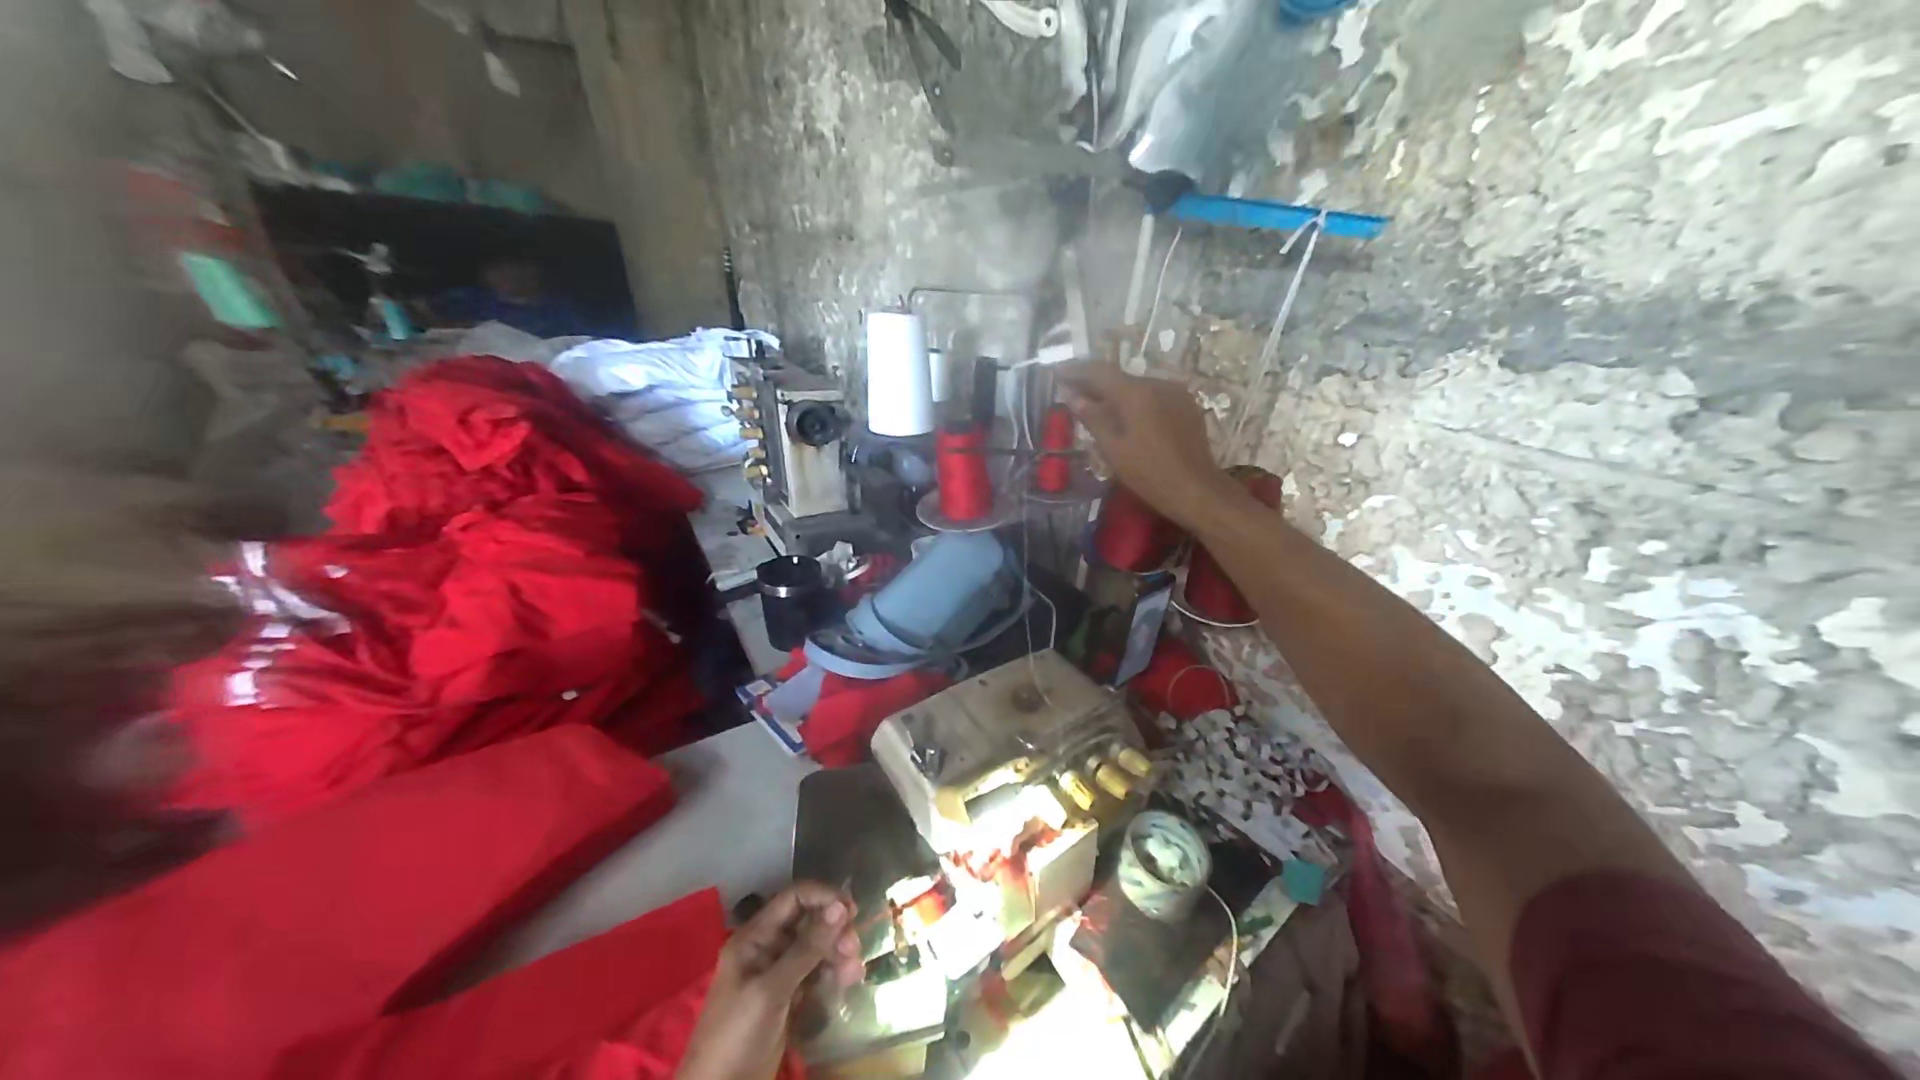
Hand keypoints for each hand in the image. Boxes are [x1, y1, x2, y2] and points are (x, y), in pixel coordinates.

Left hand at [676, 883, 861, 1079]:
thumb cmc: (736, 1037)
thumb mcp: (771, 990)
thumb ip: (806, 948)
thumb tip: (840, 906)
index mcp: (754, 938)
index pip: (794, 898)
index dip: (823, 897)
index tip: (852, 911)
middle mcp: (767, 949)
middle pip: (808, 921)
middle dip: (834, 929)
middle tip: (854, 950)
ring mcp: (778, 975)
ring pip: (816, 948)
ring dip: (838, 953)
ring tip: (854, 972)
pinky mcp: (788, 999)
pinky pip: (816, 974)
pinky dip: (833, 973)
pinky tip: (849, 981)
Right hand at [1057, 361, 1242, 530]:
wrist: (1198, 490)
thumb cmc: (1150, 474)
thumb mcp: (1114, 449)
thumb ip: (1093, 418)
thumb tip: (1073, 396)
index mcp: (1136, 393)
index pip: (1100, 371)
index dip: (1076, 370)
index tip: (1057, 373)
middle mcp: (1158, 384)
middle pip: (1119, 377)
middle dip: (1094, 383)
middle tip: (1072, 392)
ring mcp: (1176, 393)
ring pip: (1137, 387)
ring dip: (1115, 394)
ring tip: (1096, 407)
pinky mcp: (1187, 406)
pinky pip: (1154, 396)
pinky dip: (1135, 402)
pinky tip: (1127, 417)